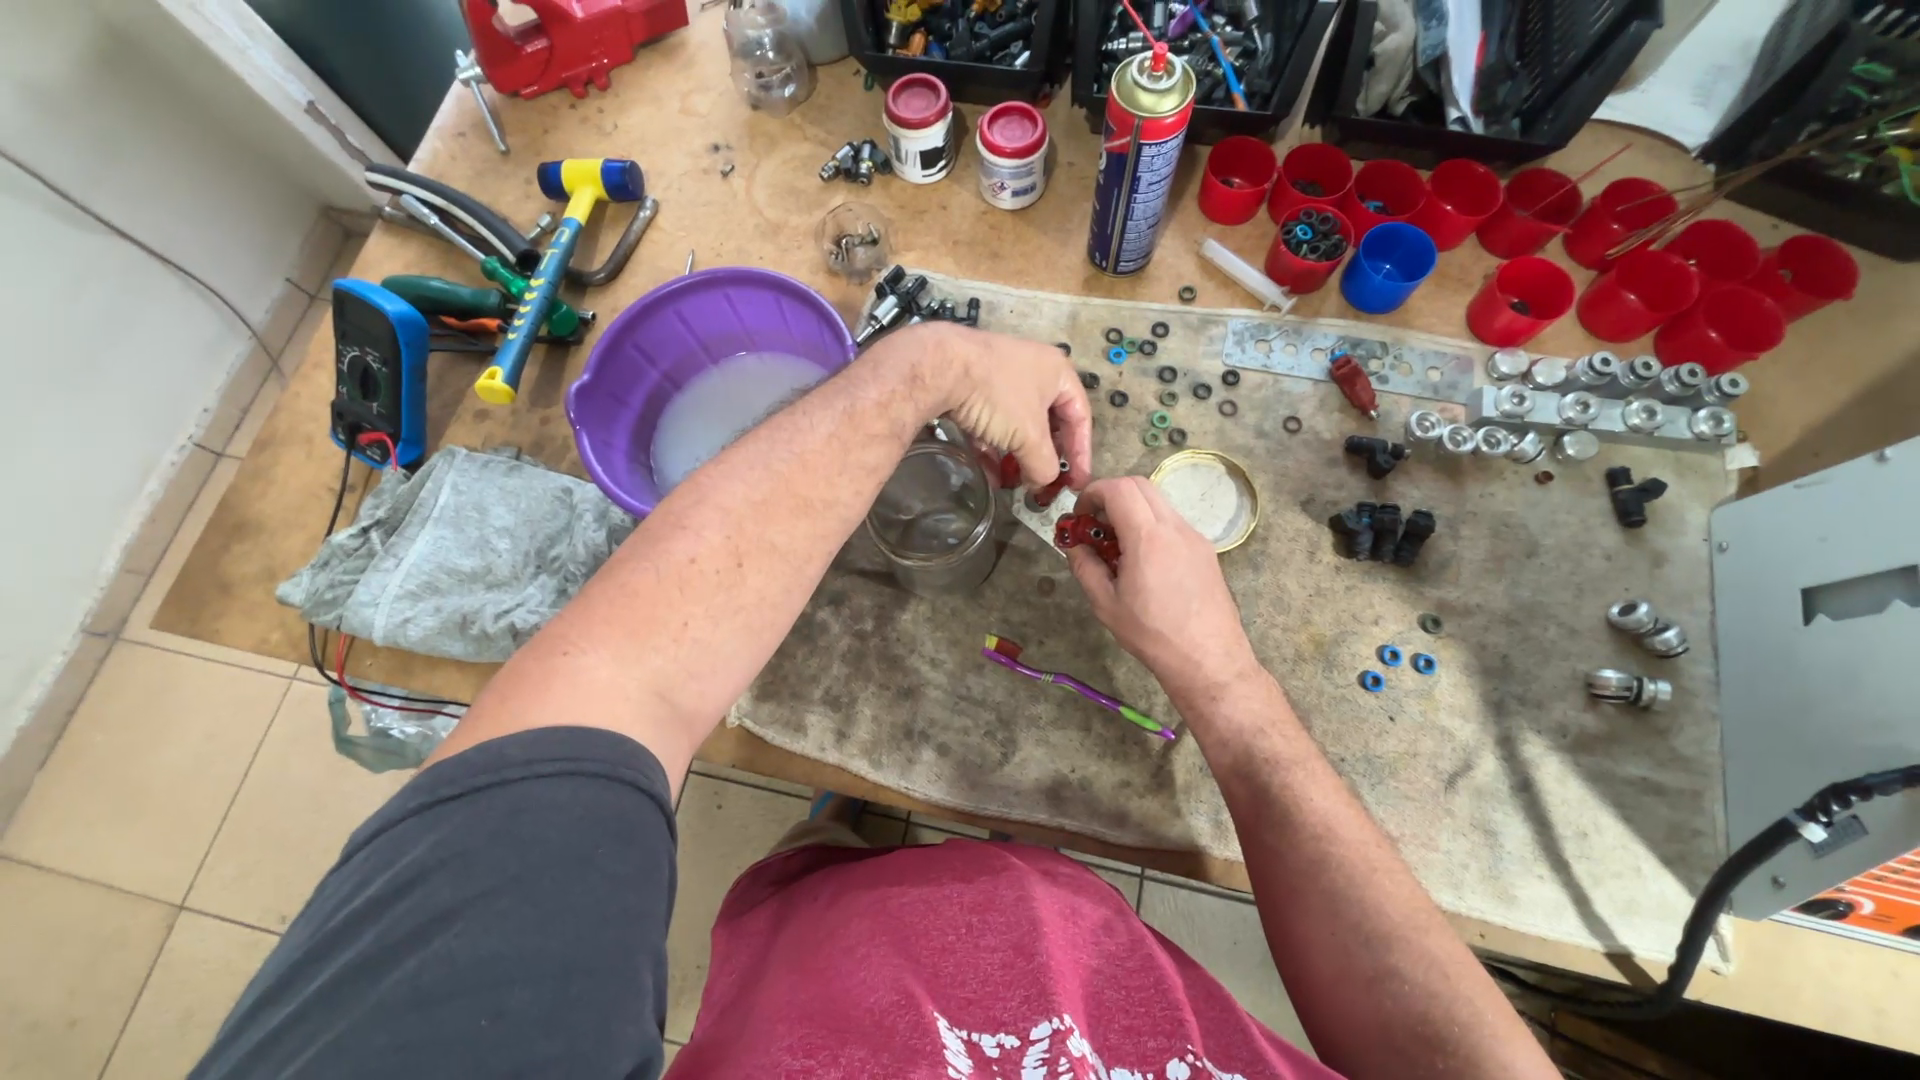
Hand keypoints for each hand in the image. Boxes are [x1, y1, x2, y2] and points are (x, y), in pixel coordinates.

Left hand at [870, 323, 1092, 488]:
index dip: (1080, 454)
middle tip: (1043, 483)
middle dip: (1044, 457)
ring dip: (1017, 456)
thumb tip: (1042, 482)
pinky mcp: (972, 388)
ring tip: (1014, 483)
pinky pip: (990, 424)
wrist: (940, 367)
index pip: (1080, 418)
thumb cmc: (998, 395)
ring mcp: (999, 377)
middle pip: (1047, 422)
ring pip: (1016, 425)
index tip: (1076, 482)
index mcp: (1058, 373)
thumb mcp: (1029, 436)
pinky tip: (990, 475)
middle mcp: (1033, 370)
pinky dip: (992, 449)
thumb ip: (1044, 465)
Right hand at [1064, 477, 1263, 706]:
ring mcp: (1194, 536)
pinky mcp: (1205, 549)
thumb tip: (1074, 546)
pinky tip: (1143, 559)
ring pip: (1159, 501)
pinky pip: (1173, 521)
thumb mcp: (1106, 604)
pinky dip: (1151, 524)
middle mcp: (1174, 527)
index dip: (1093, 492)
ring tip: (1118, 544)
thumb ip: (1085, 567)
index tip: (1081, 515)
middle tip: (1096, 523)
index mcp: (1148, 537)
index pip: (1118, 488)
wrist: (1208, 658)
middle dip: (1111, 495)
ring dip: (1133, 508)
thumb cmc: (1152, 634)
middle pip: (1140, 484)